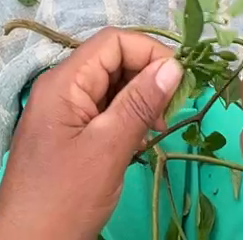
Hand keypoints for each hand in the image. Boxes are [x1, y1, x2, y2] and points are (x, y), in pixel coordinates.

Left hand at [0, 28, 183, 239]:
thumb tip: (174, 65)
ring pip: (111, 86)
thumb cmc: (63, 200)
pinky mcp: (68, 134)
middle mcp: (62, 87)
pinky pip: (104, 110)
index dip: (150, 51)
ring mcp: (63, 111)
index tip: (180, 78)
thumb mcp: (108, 149)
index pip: (113, 42)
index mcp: (64, 81)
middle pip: (113, 60)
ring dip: (139, 100)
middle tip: (171, 110)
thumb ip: (140, 103)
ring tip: (158, 129)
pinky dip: (126, 119)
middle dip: (147, 77)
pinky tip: (139, 142)